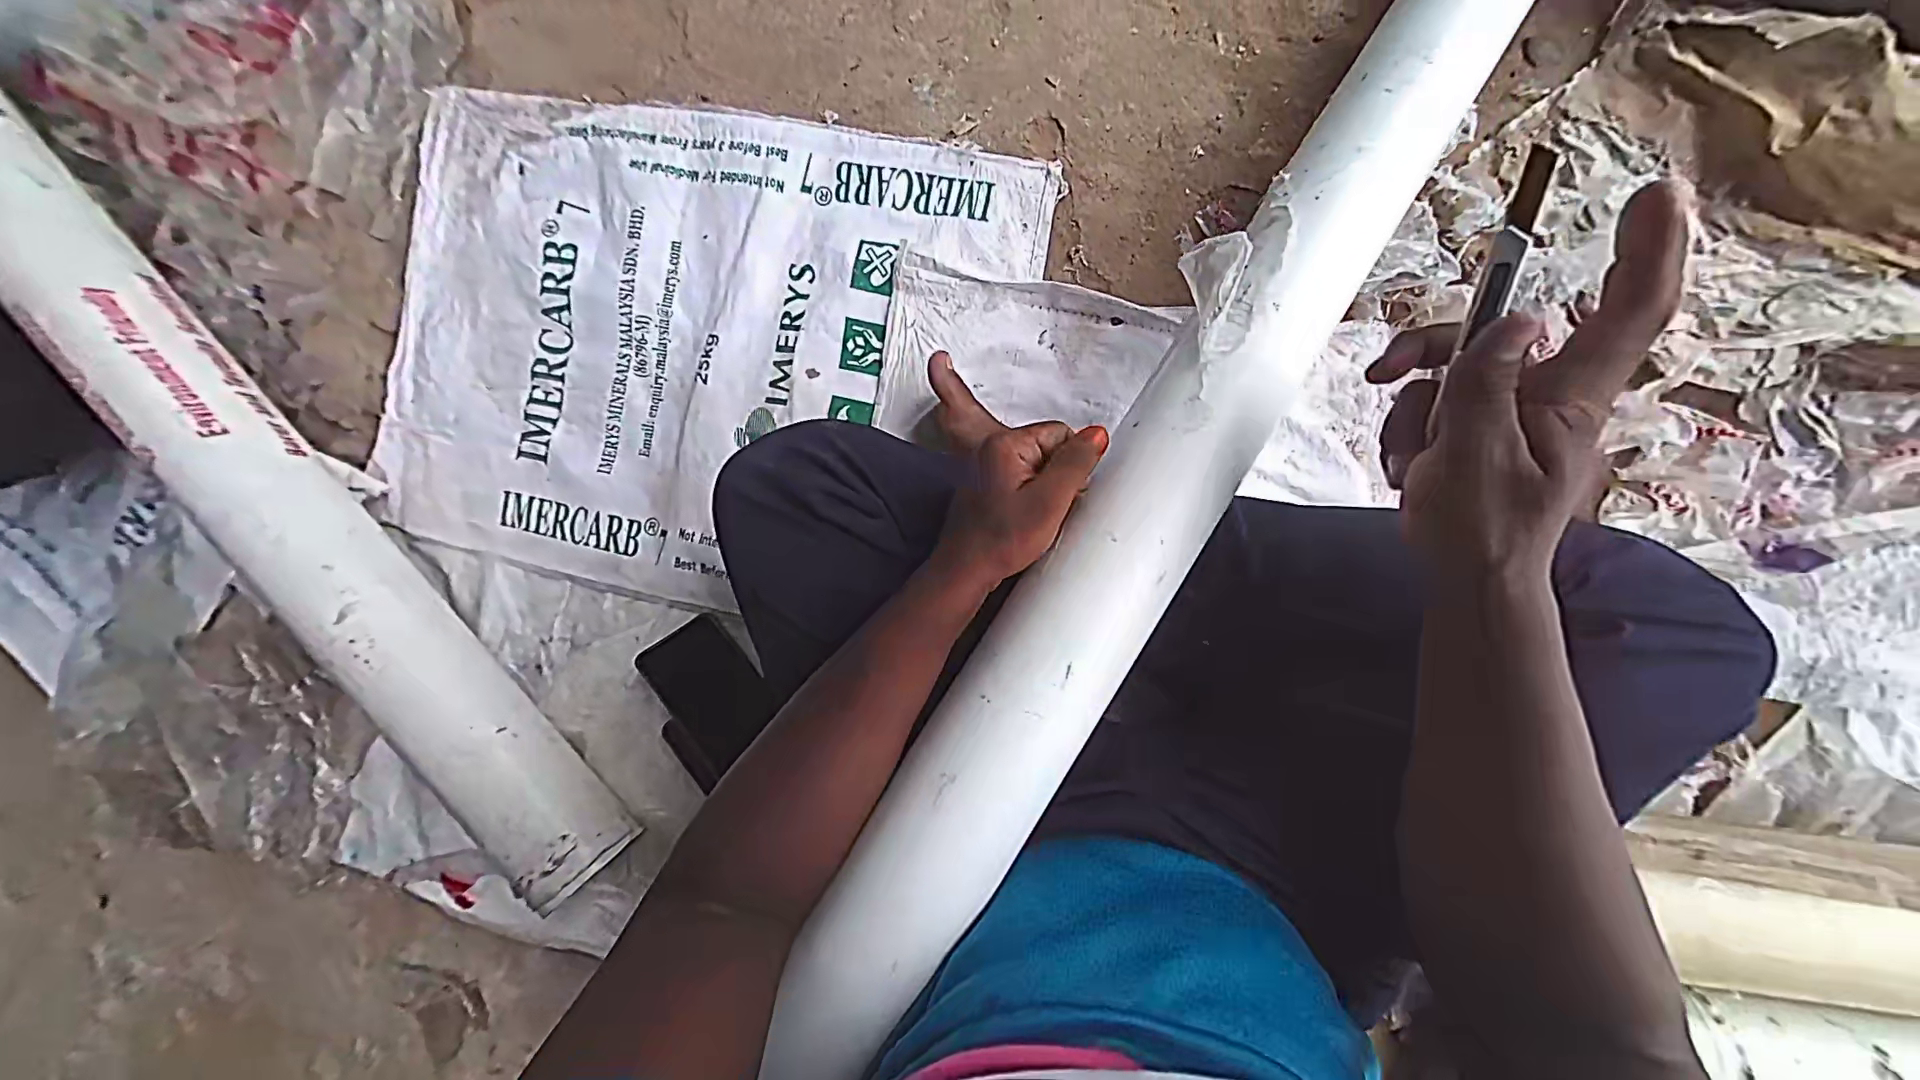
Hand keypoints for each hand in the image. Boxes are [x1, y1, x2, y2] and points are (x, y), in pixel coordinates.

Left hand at [927, 351, 1108, 586]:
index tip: (1062, 492)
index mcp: (1004, 443)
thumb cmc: (997, 542)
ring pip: (1037, 469)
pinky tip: (1022, 521)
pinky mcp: (986, 487)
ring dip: (1044, 492)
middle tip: (1045, 508)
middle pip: (1049, 450)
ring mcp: (985, 468)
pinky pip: (1022, 484)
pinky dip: (1029, 501)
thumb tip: (1096, 435)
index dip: (1073, 465)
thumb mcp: (1050, 502)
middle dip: (1058, 479)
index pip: (1062, 433)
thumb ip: (1076, 463)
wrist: (965, 570)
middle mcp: (990, 449)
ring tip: (1031, 517)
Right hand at [1364, 179, 1689, 575]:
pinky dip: (1406, 433)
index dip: (1645, 248)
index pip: (1627, 310)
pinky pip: (1426, 406)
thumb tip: (1515, 321)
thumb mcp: (1475, 455)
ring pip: (1445, 373)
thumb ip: (1487, 385)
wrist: (1465, 573)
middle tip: (1385, 368)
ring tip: (1406, 462)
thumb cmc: (1481, 526)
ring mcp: (1500, 412)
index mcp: (1568, 397)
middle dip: (1430, 348)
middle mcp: (1540, 393)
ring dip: (1409, 413)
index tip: (1649, 196)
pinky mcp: (1468, 429)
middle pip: (1489, 335)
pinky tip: (1408, 467)